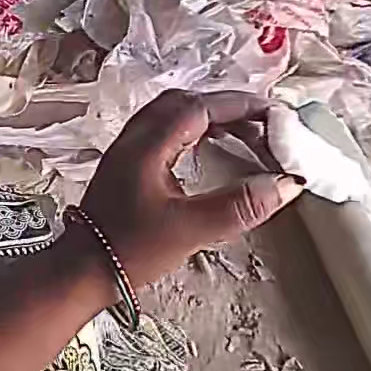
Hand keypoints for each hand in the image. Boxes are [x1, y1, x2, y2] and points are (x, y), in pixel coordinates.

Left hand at [79, 90, 304, 286]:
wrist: (85, 267)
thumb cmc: (131, 249)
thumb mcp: (192, 230)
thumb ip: (240, 205)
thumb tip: (285, 183)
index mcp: (145, 147)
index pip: (196, 107)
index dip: (238, 105)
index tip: (275, 114)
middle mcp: (132, 140)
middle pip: (181, 103)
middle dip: (225, 108)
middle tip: (263, 126)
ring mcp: (125, 150)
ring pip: (169, 115)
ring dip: (208, 118)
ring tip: (246, 137)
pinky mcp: (125, 164)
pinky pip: (161, 131)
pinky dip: (190, 131)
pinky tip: (210, 150)